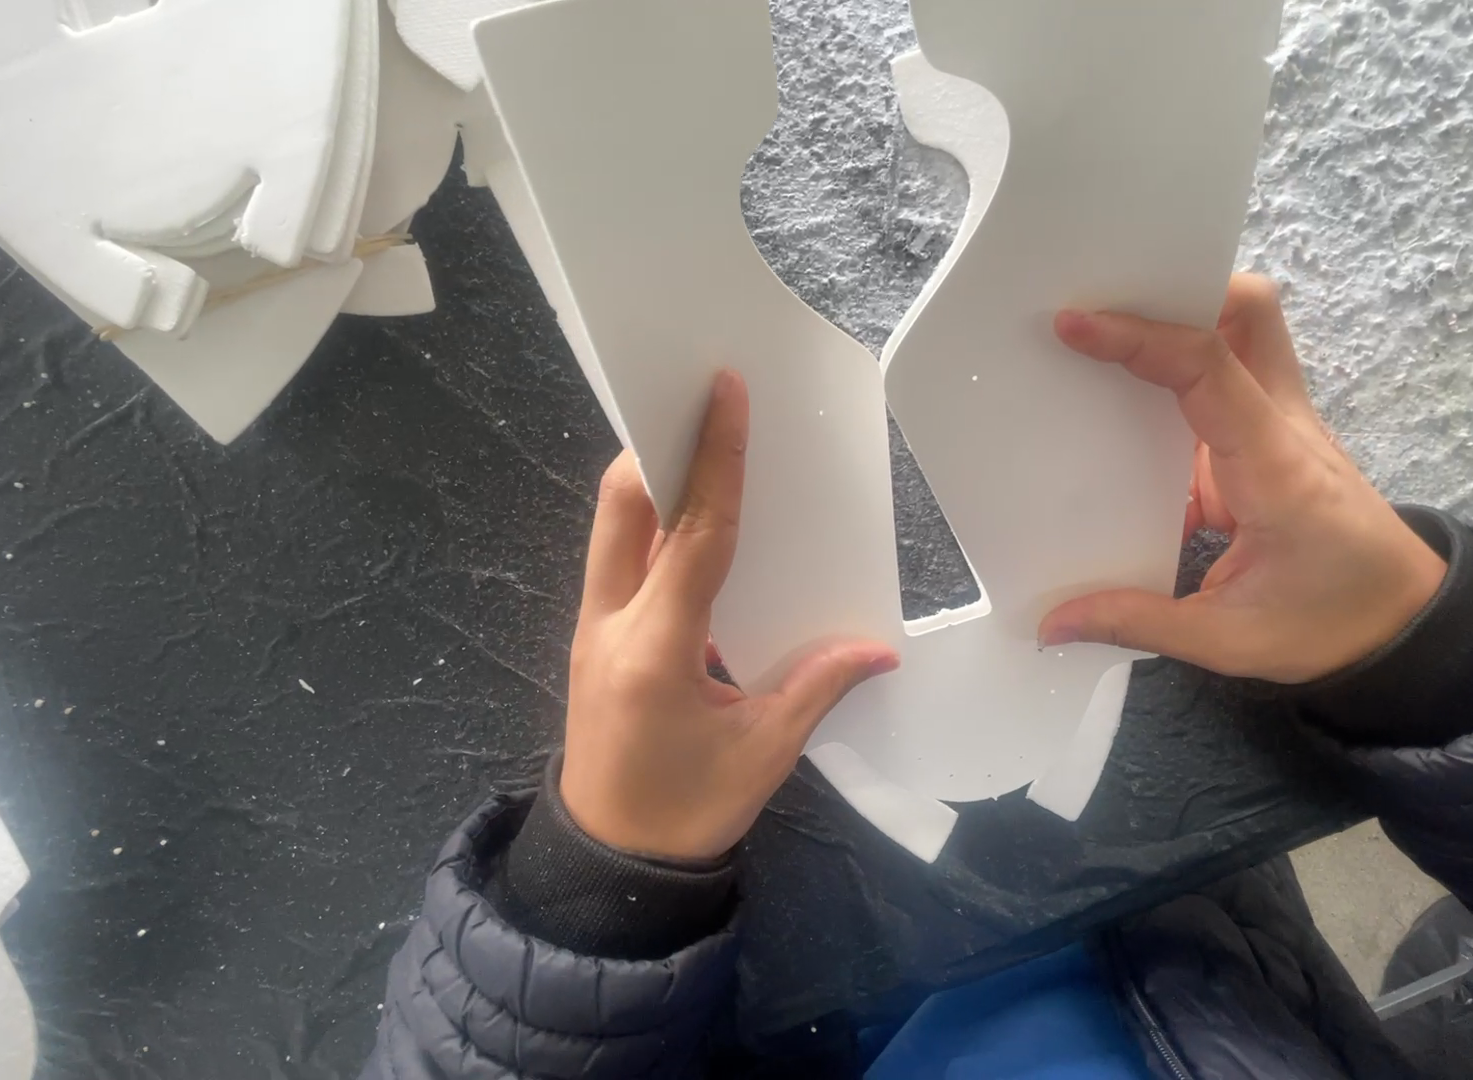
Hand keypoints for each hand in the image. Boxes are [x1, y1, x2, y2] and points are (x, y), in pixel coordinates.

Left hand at [560, 371, 899, 859]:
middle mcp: (612, 623)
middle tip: (699, 410)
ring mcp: (593, 627)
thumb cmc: (688, 811)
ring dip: (650, 481)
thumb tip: (879, 648)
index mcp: (656, 650)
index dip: (715, 460)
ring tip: (697, 450)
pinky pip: (618, 557)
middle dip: (658, 449)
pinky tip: (689, 522)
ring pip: (611, 527)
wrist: (609, 863)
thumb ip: (818, 687)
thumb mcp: (763, 753)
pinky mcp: (594, 637)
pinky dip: (649, 521)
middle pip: (622, 508)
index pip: (694, 534)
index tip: (724, 393)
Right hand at [1038, 275, 1446, 683]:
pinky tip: (1127, 390)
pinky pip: (1225, 374)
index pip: (1209, 372)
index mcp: (1274, 470)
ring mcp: (1279, 425)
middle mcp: (1282, 427)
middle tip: (1109, 301)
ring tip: (1107, 330)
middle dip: (1181, 291)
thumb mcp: (1227, 641)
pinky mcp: (1265, 437)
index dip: (1141, 338)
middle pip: (1250, 314)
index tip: (1075, 323)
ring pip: (1245, 330)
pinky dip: (1179, 360)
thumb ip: (1135, 623)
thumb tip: (1052, 622)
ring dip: (1183, 315)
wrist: (1404, 624)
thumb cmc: (1328, 626)